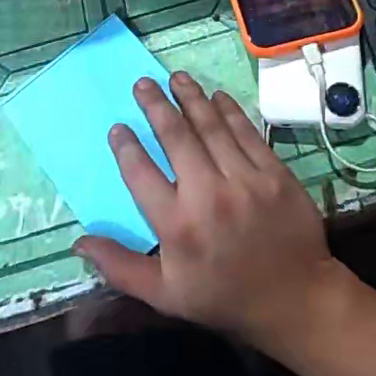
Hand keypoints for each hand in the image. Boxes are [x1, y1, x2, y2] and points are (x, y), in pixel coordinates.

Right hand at [73, 71, 351, 349]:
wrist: (295, 298)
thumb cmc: (224, 296)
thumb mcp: (166, 295)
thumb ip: (120, 267)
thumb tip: (79, 242)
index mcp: (177, 225)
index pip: (141, 173)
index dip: (126, 147)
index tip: (118, 127)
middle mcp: (208, 195)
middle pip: (176, 138)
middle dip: (156, 106)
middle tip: (143, 83)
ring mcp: (244, 179)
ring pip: (211, 127)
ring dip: (191, 98)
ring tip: (176, 77)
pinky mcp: (273, 172)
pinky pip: (246, 132)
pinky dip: (229, 111)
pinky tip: (216, 96)